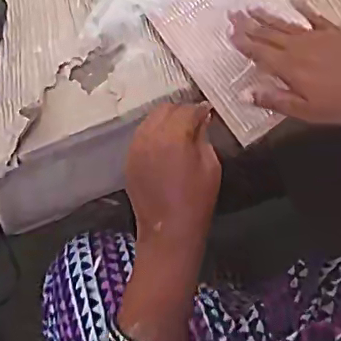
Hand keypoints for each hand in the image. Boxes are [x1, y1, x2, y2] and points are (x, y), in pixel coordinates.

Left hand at [125, 103, 219, 247]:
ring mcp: (135, 147)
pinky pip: (142, 135)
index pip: (187, 109)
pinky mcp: (129, 159)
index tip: (208, 113)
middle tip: (195, 121)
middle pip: (165, 109)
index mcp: (172, 136)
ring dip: (166, 120)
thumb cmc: (196, 200)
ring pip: (150, 119)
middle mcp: (149, 136)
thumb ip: (203, 137)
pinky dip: (154, 133)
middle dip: (181, 111)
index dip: (200, 109)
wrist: (169, 231)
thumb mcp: (211, 165)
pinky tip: (165, 145)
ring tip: (180, 132)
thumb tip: (201, 120)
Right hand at [229, 6, 340, 125]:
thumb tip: (243, 93)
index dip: (243, 42)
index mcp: (288, 67)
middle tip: (233, 14)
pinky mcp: (335, 32)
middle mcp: (298, 47)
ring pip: (285, 23)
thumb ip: (274, 99)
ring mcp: (317, 36)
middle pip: (268, 33)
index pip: (259, 52)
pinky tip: (294, 0)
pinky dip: (302, 7)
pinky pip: (313, 16)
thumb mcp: (305, 110)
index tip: (229, 32)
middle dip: (249, 24)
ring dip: (267, 16)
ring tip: (252, 8)